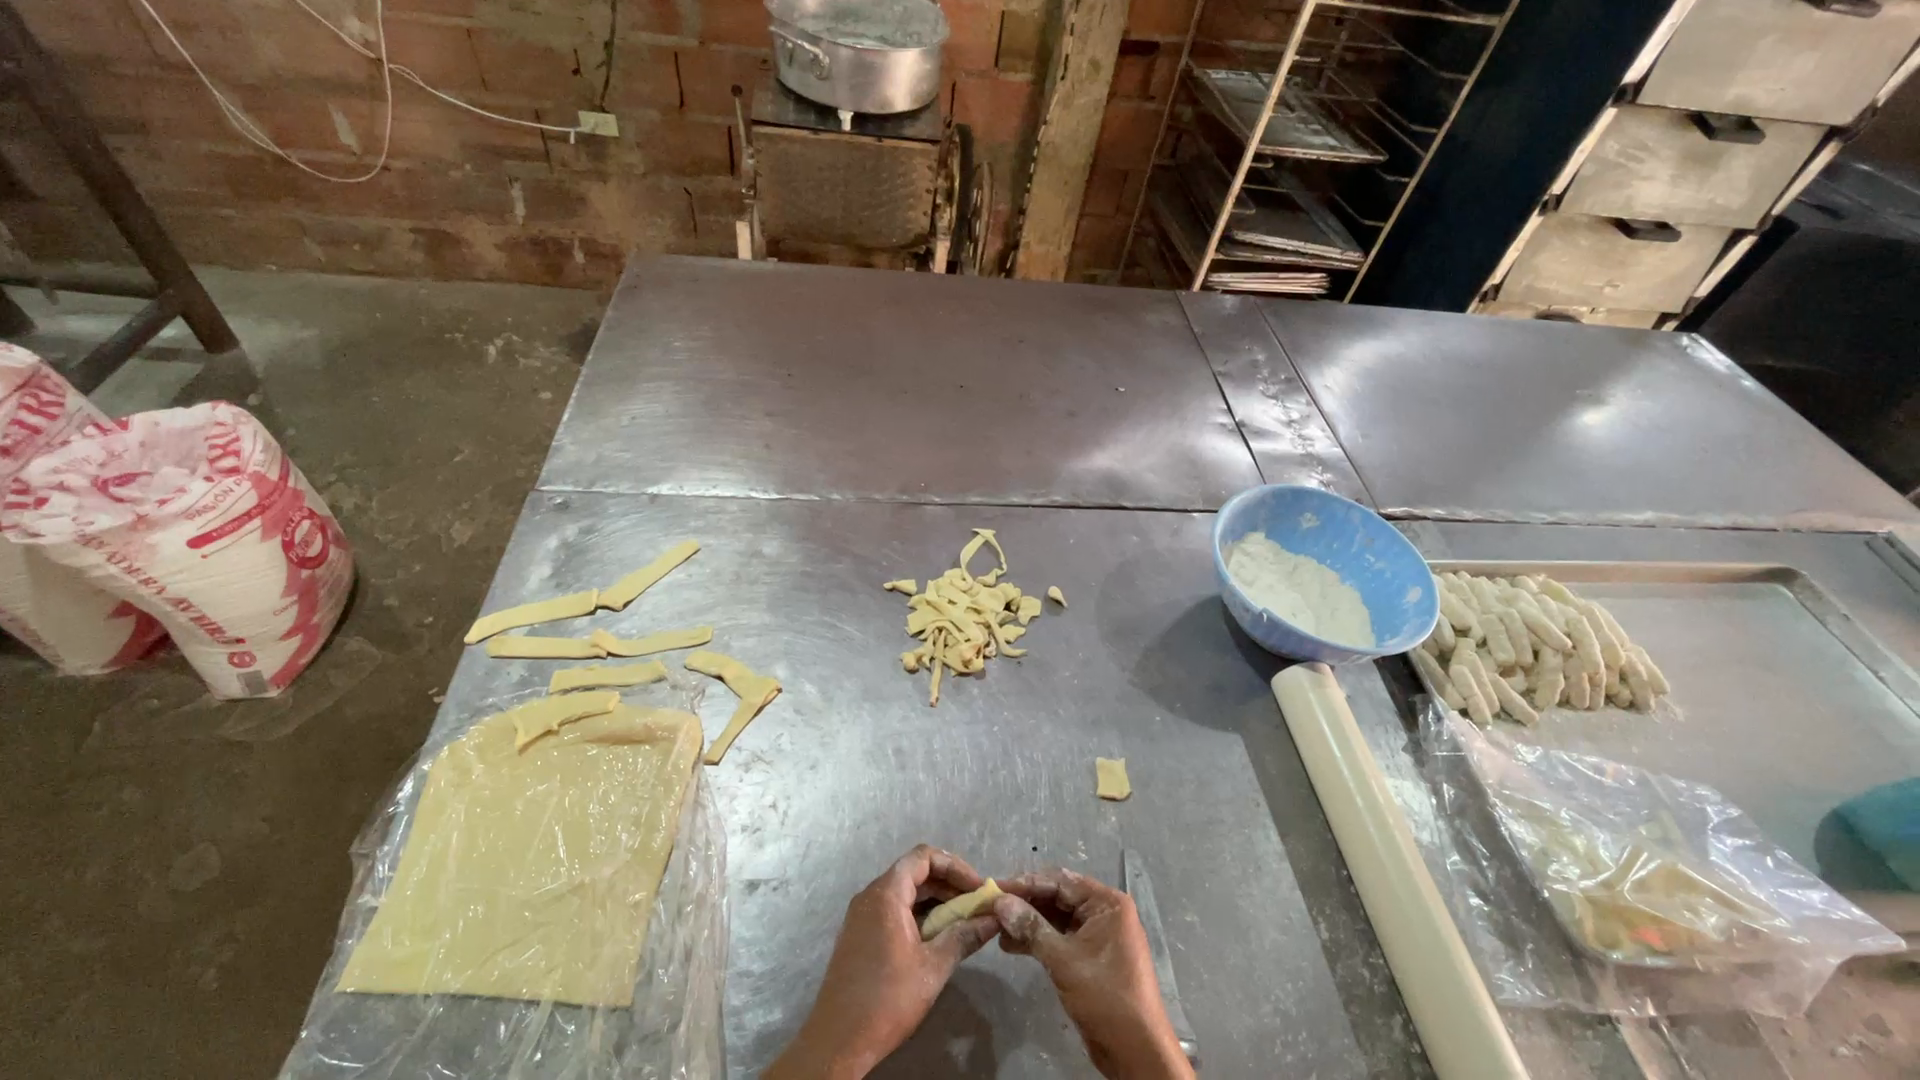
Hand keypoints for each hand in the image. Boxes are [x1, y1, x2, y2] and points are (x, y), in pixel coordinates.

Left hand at [765, 845, 999, 1079]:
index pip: (923, 857)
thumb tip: (994, 918)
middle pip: (914, 872)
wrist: (838, 1040)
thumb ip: (965, 936)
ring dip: (935, 901)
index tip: (979, 889)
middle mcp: (870, 896)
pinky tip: (938, 938)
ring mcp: (862, 916)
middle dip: (949, 884)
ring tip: (963, 923)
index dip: (955, 866)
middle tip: (977, 907)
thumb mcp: (933, 967)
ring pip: (905, 892)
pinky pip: (893, 910)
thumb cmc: (887, 999)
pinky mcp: (860, 935)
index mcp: (886, 894)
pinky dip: (918, 915)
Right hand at [994, 869, 1193, 1079]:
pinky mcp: (1089, 956)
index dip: (1026, 884)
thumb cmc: (1105, 996)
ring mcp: (1097, 935)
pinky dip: (1038, 940)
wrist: (1135, 1049)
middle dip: (1025, 903)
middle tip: (991, 908)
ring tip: (996, 929)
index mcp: (1107, 904)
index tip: (994, 890)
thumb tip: (1001, 902)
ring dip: (1028, 922)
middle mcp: (1104, 912)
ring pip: (1056, 918)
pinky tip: (1011, 945)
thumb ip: (1031, 928)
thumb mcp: (1064, 959)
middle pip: (1058, 897)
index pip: (1060, 882)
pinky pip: (1059, 937)